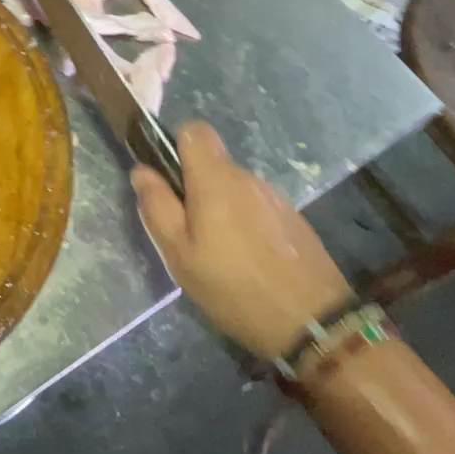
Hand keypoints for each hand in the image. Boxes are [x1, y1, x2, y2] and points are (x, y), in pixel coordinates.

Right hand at [132, 121, 352, 357]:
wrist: (312, 323)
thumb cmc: (233, 286)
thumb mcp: (180, 253)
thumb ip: (157, 206)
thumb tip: (142, 171)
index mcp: (215, 178)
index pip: (195, 130)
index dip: (177, 146)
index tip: (169, 180)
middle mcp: (247, 178)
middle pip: (213, 165)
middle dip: (196, 189)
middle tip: (189, 234)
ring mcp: (275, 198)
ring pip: (235, 190)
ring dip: (222, 210)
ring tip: (220, 256)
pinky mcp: (294, 220)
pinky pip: (257, 209)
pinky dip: (247, 225)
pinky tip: (249, 263)